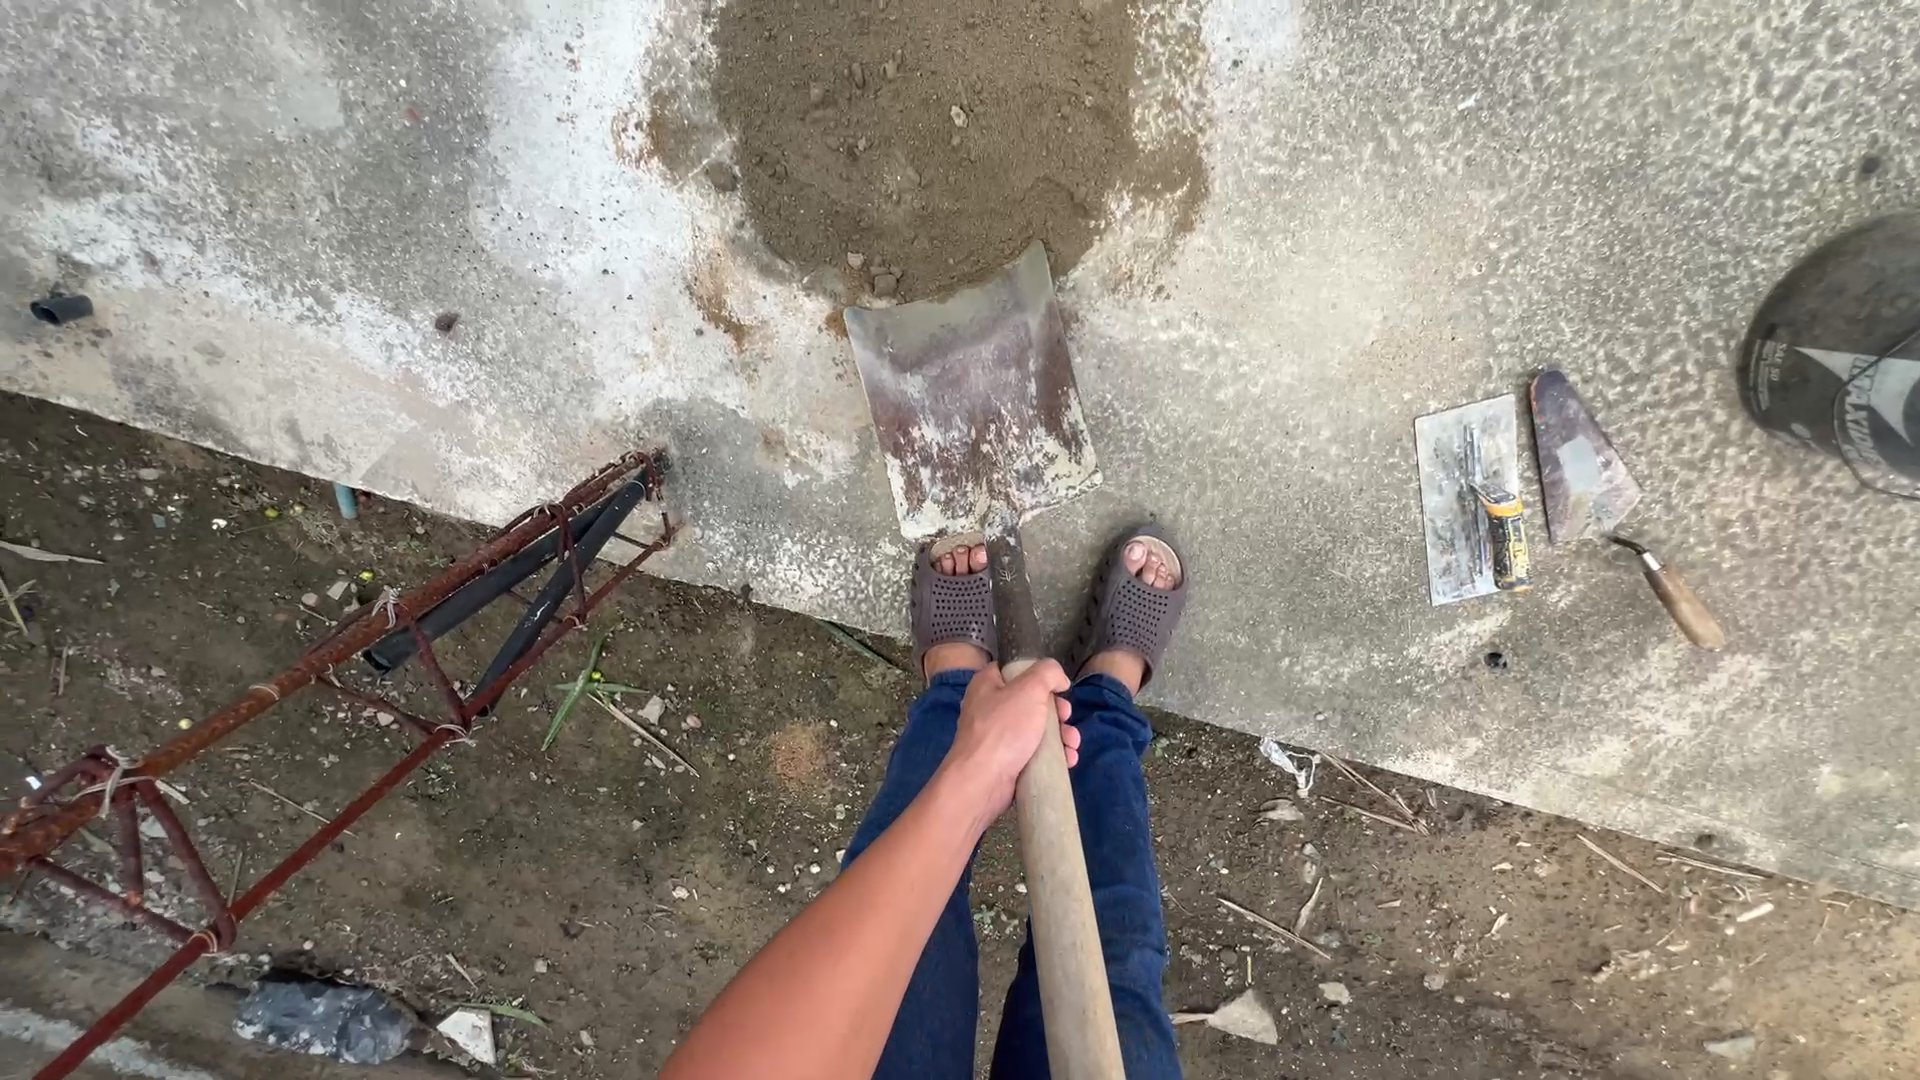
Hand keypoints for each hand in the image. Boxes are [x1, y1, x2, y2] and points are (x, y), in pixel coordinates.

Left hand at [942, 659, 1079, 817]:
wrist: (983, 780)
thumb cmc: (1004, 728)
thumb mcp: (1029, 688)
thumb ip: (1048, 673)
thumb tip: (1060, 678)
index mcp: (987, 683)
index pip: (1015, 669)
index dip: (1039, 675)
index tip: (1058, 686)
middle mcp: (990, 707)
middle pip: (1032, 701)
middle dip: (1057, 711)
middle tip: (1066, 718)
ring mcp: (998, 736)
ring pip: (1037, 728)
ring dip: (1061, 735)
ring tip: (1072, 744)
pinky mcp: (1007, 760)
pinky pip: (1034, 752)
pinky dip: (1053, 754)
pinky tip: (1068, 759)